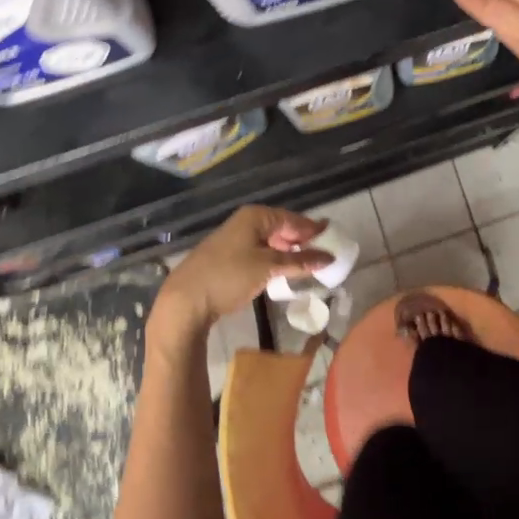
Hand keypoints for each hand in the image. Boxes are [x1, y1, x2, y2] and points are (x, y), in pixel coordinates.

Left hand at [155, 206, 331, 334]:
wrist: (185, 301)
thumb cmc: (229, 276)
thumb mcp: (268, 268)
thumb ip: (300, 261)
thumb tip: (329, 257)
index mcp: (255, 216)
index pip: (292, 218)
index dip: (313, 228)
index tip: (333, 237)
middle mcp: (245, 222)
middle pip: (280, 228)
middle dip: (301, 240)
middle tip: (323, 253)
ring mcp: (234, 239)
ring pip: (269, 241)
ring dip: (287, 252)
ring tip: (307, 264)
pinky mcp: (227, 257)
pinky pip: (258, 252)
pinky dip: (273, 259)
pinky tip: (282, 271)